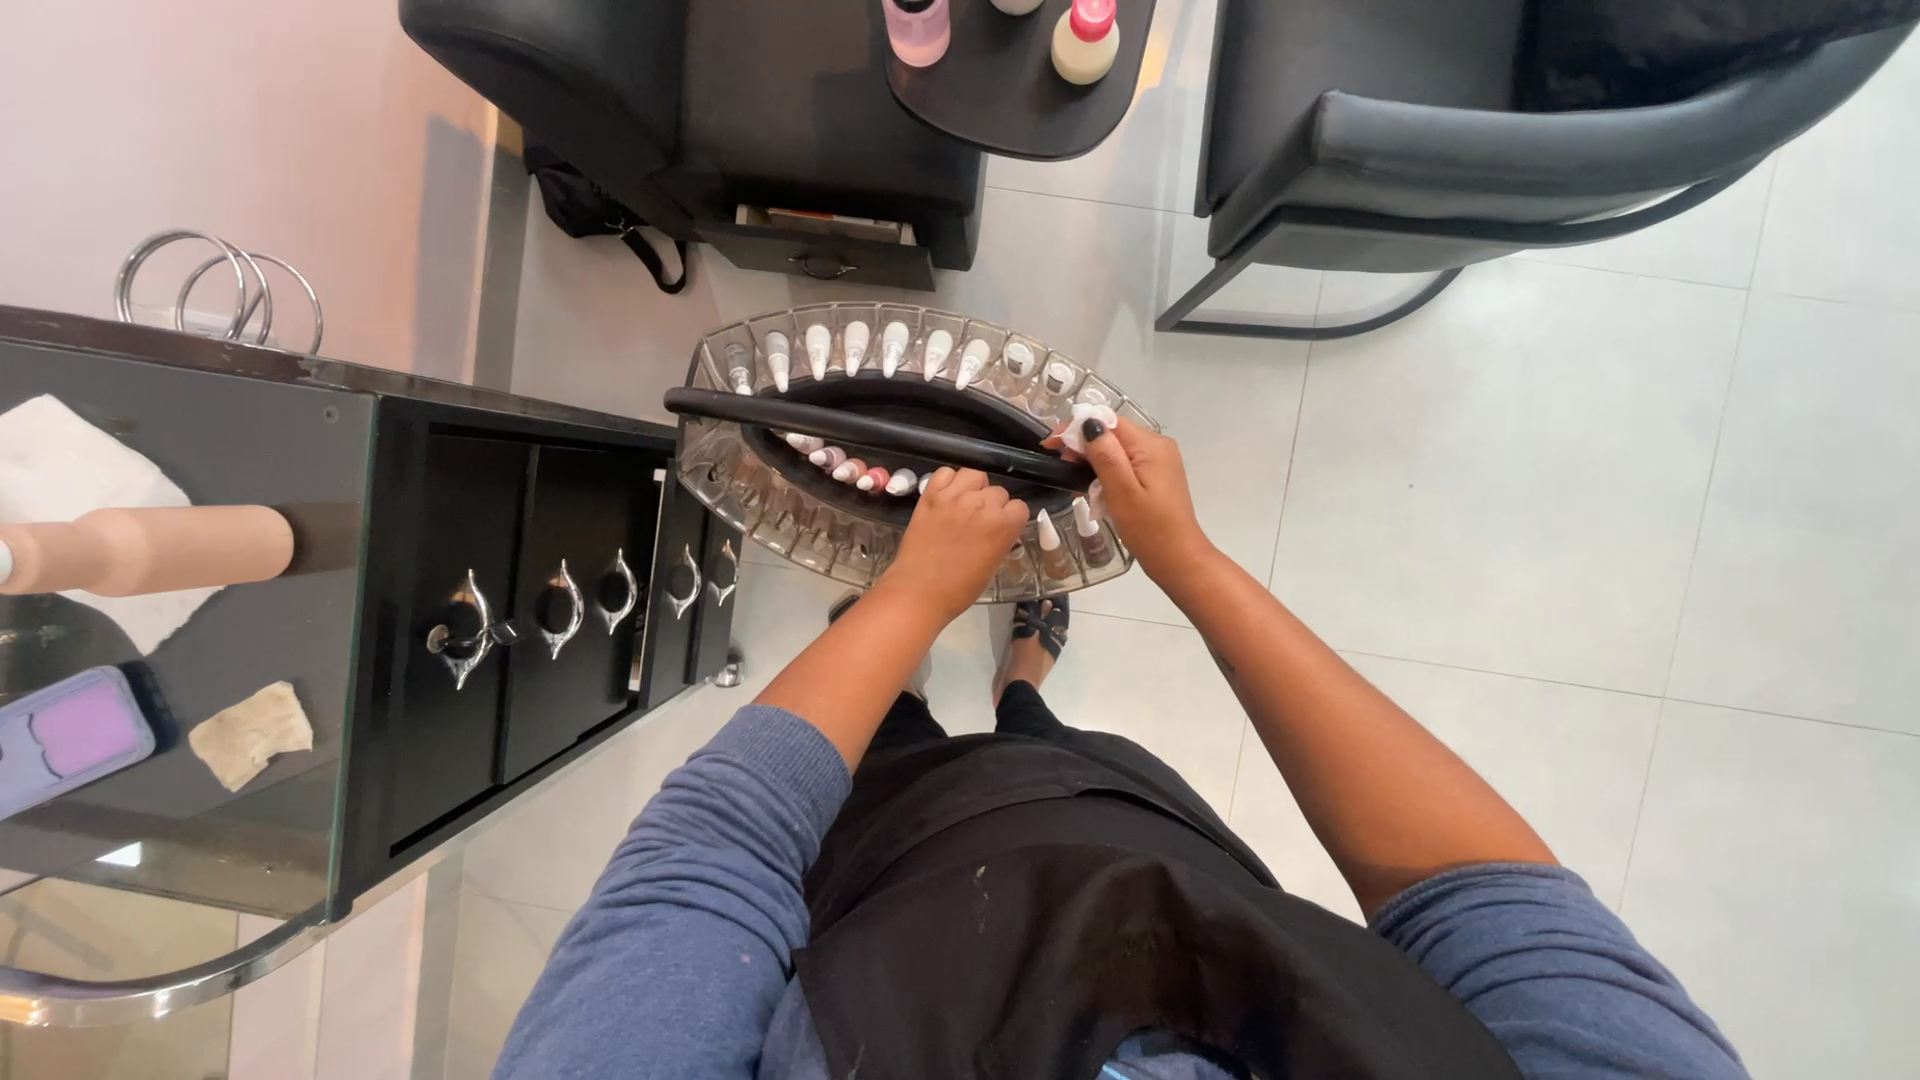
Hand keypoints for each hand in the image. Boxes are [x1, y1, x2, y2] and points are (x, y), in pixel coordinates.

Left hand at [878, 468, 1028, 622]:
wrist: (920, 590)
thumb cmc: (959, 588)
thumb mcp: (992, 565)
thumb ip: (1000, 539)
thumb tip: (999, 529)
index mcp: (1003, 525)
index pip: (1019, 507)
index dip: (1011, 517)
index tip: (1001, 527)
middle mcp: (982, 505)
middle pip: (998, 491)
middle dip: (992, 505)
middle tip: (979, 521)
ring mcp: (955, 497)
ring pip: (974, 475)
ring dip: (974, 487)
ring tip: (965, 502)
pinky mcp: (931, 495)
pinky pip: (944, 473)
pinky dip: (948, 481)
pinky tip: (946, 496)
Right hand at [1049, 416, 1210, 580]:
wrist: (1178, 559)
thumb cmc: (1149, 528)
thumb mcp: (1121, 491)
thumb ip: (1105, 454)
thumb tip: (1088, 422)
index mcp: (1150, 445)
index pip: (1108, 421)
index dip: (1077, 428)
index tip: (1052, 446)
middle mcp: (1157, 446)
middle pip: (1112, 433)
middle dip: (1084, 446)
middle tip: (1063, 468)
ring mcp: (1158, 461)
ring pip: (1117, 449)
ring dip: (1093, 462)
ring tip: (1077, 484)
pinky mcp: (1156, 476)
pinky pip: (1125, 464)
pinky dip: (1107, 472)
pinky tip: (1096, 490)